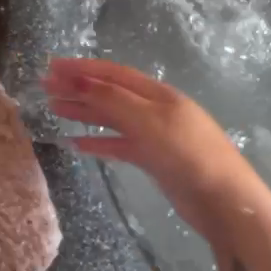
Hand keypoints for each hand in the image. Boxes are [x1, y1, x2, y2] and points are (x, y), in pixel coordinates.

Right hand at [43, 57, 256, 237]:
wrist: (225, 203)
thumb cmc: (188, 154)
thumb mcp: (148, 120)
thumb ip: (112, 99)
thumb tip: (78, 78)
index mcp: (157, 93)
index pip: (112, 73)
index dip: (81, 68)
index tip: (51, 67)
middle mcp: (154, 109)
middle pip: (109, 92)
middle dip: (77, 88)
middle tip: (45, 88)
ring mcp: (154, 135)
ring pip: (111, 118)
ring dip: (83, 112)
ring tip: (54, 109)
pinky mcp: (153, 160)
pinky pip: (118, 145)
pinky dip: (97, 141)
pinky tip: (76, 143)